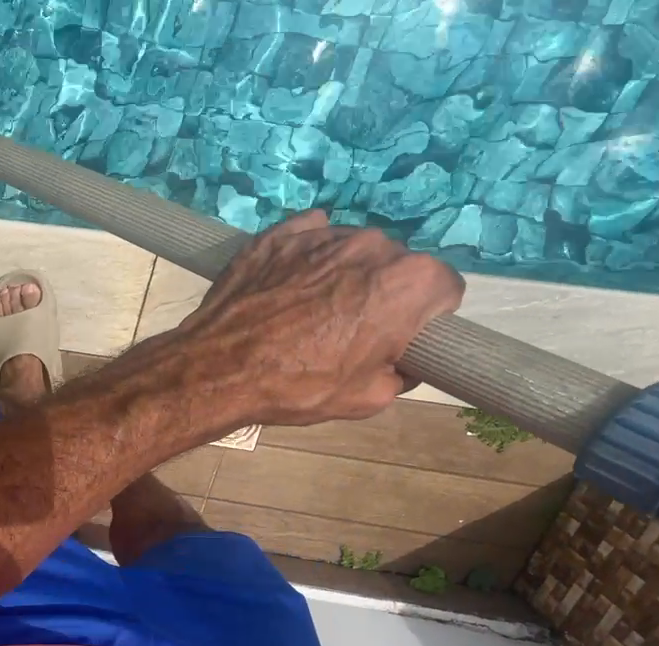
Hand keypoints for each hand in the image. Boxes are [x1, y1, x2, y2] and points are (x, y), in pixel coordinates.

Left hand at [173, 210, 464, 426]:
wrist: (216, 370)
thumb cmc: (296, 387)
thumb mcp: (367, 398)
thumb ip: (402, 373)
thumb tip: (402, 363)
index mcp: (412, 281)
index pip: (442, 291)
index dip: (421, 319)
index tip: (392, 338)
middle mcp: (376, 244)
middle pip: (395, 267)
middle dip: (379, 294)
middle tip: (342, 329)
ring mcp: (324, 234)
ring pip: (350, 251)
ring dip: (339, 275)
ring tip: (304, 312)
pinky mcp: (279, 234)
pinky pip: (306, 237)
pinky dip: (301, 259)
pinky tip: (283, 287)